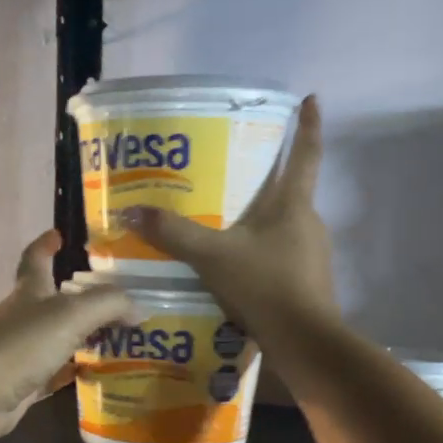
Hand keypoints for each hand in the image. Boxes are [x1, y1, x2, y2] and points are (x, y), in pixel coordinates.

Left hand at [0, 230, 136, 439]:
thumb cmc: (20, 345)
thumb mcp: (70, 315)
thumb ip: (108, 304)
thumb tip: (139, 306)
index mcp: (29, 291)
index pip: (36, 258)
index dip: (46, 244)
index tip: (58, 234)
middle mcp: (23, 316)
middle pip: (53, 299)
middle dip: (81, 295)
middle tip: (116, 295)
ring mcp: (22, 350)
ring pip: (58, 336)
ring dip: (84, 333)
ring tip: (120, 333)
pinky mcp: (24, 381)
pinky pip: (56, 371)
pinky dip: (76, 369)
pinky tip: (99, 371)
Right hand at [124, 95, 334, 336]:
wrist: (303, 342)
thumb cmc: (264, 285)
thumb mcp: (211, 257)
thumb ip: (173, 234)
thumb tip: (131, 211)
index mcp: (293, 204)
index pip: (306, 152)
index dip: (308, 124)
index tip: (310, 99)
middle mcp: (308, 223)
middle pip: (289, 191)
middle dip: (266, 179)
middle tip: (236, 171)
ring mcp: (311, 254)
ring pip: (283, 226)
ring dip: (260, 220)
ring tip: (225, 222)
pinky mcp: (306, 281)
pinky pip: (280, 255)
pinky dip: (259, 252)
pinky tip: (234, 266)